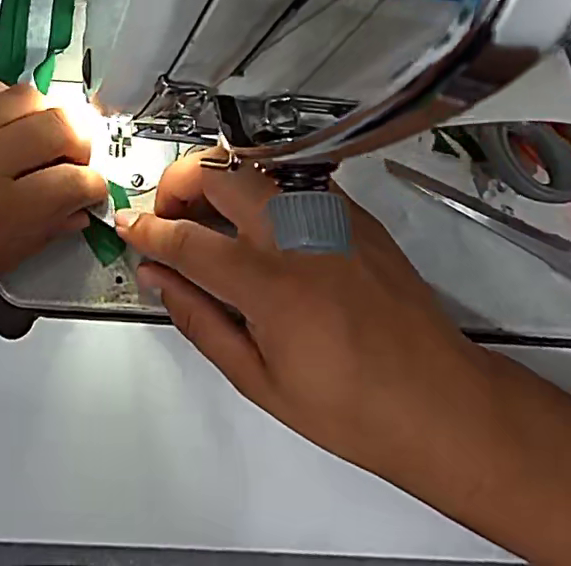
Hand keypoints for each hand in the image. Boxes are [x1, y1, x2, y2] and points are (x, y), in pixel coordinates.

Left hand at [0, 76, 105, 363]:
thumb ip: (33, 238)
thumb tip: (72, 214)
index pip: (72, 182)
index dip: (93, 187)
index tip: (90, 192)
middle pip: (60, 126)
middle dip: (82, 144)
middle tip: (74, 164)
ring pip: (26, 96)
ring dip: (47, 115)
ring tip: (43, 139)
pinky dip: (2, 96)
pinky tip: (2, 119)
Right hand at [113, 154, 497, 482]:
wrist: (441, 402)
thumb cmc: (358, 406)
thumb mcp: (258, 378)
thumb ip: (198, 317)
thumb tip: (159, 279)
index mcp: (272, 285)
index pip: (186, 239)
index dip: (146, 230)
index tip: (129, 227)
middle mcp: (300, 235)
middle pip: (214, 173)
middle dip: (174, 184)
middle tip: (166, 216)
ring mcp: (330, 215)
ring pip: (250, 163)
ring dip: (213, 180)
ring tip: (205, 218)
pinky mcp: (351, 211)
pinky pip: (286, 179)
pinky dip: (255, 189)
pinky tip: (254, 227)